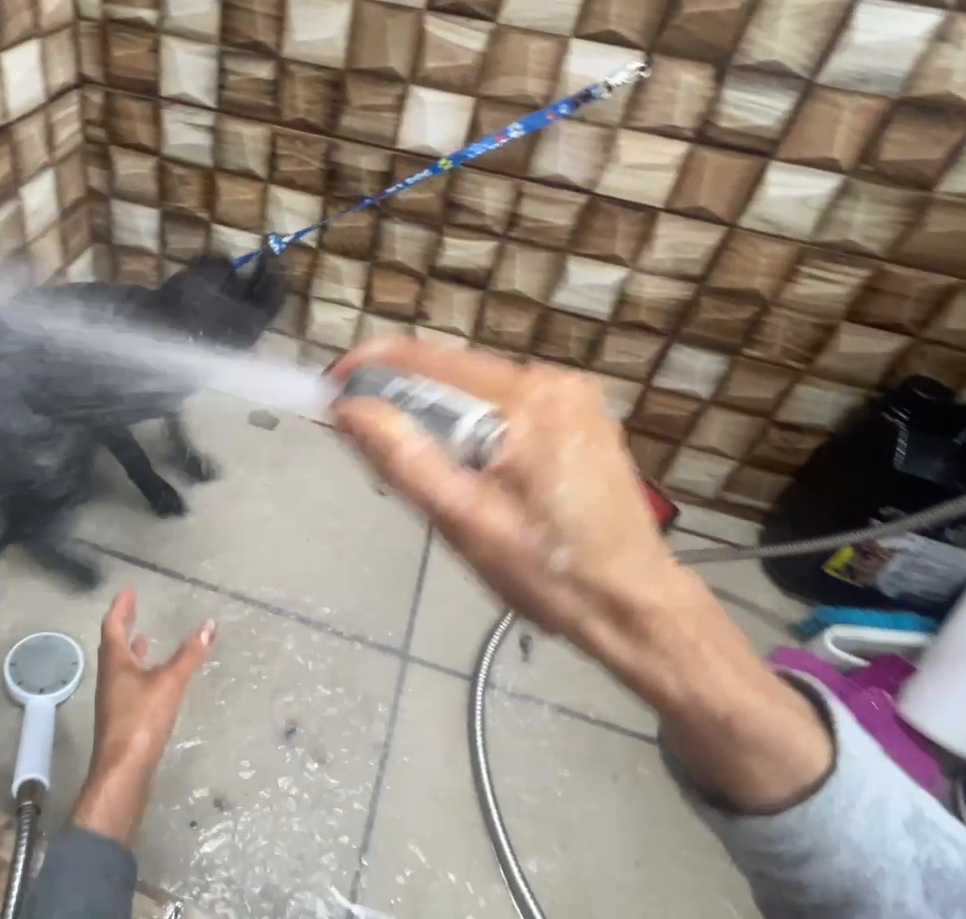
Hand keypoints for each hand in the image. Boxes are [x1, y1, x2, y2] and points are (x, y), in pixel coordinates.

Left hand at [70, 588, 214, 846]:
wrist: (123, 772)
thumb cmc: (141, 721)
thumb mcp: (169, 682)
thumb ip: (190, 654)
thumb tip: (210, 624)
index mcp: (115, 662)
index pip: (114, 625)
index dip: (121, 606)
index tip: (128, 590)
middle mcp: (110, 677)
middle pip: (113, 644)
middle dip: (125, 623)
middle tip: (134, 606)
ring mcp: (114, 699)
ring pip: (120, 665)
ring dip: (131, 648)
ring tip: (144, 637)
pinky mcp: (122, 717)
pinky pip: (129, 683)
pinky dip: (139, 670)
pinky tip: (152, 678)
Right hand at [331, 337, 832, 813]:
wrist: (635, 607)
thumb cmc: (548, 573)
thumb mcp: (463, 520)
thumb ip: (403, 457)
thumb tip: (348, 407)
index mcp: (529, 398)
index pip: (430, 359)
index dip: (372, 367)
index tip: (330, 387)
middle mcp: (555, 380)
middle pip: (453, 374)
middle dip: (406, 406)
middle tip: (376, 457)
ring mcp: (573, 396)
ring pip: (476, 393)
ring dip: (438, 423)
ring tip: (428, 480)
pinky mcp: (579, 417)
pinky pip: (504, 408)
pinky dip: (473, 431)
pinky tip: (470, 476)